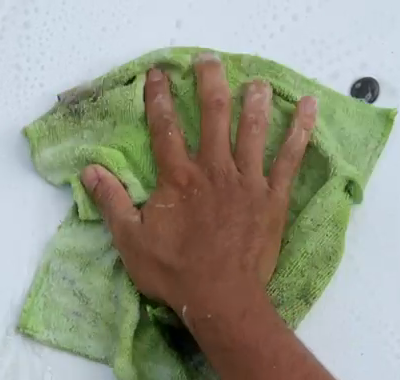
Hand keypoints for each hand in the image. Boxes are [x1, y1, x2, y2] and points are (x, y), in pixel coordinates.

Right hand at [82, 54, 315, 328]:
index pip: (165, 129)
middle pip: (213, 114)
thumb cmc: (173, 273)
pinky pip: (290, 157)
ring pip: (253, 128)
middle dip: (210, 83)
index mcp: (178, 179)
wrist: (220, 298)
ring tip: (256, 81)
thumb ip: (113, 203)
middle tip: (208, 62)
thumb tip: (90, 172)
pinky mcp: (272, 197)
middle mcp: (213, 170)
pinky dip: (301, 130)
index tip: (158, 74)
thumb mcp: (131, 242)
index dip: (159, 99)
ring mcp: (247, 181)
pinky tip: (309, 106)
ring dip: (255, 100)